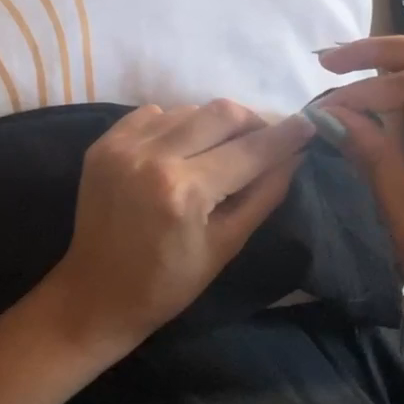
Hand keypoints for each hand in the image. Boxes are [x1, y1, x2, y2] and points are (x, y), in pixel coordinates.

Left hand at [45, 101, 314, 350]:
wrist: (96, 294)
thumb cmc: (168, 283)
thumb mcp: (226, 245)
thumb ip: (263, 195)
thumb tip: (294, 155)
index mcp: (185, 191)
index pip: (249, 150)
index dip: (284, 136)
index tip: (307, 124)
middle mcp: (153, 157)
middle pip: (220, 113)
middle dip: (251, 122)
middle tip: (265, 139)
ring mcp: (124, 146)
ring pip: (188, 110)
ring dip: (213, 125)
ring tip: (221, 150)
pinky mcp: (104, 143)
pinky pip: (153, 114)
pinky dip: (175, 125)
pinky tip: (180, 149)